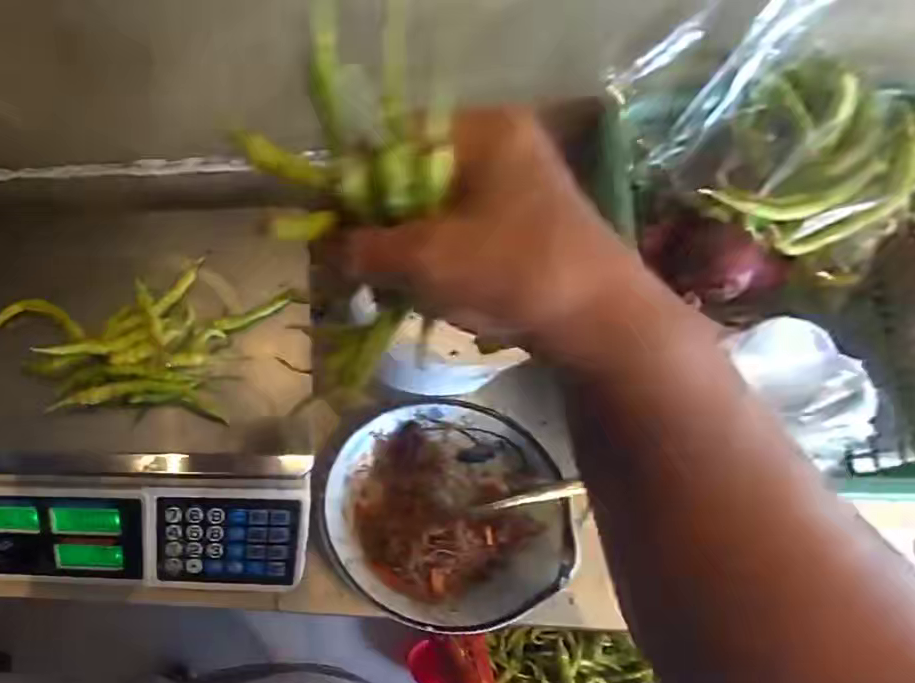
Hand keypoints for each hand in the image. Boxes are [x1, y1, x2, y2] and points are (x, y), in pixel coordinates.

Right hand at [343, 106, 651, 346]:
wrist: (592, 318)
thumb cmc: (510, 272)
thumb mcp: (426, 259)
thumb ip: (365, 248)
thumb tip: (321, 247)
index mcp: (482, 133)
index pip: (395, 144)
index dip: (355, 186)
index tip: (331, 231)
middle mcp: (494, 149)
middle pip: (408, 181)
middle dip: (373, 228)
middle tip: (349, 268)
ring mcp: (504, 190)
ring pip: (424, 214)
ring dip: (394, 253)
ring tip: (377, 290)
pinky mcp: (507, 227)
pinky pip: (447, 236)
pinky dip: (421, 264)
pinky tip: (407, 294)